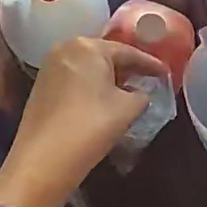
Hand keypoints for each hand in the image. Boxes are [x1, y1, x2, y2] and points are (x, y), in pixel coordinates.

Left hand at [0, 37, 167, 206]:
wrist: (43, 160)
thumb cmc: (90, 126)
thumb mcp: (128, 109)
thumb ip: (141, 95)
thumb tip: (140, 92)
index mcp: (88, 46)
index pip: (128, 51)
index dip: (150, 64)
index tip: (166, 73)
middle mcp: (65, 48)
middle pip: (104, 55)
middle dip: (127, 68)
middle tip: (148, 80)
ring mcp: (49, 67)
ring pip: (87, 67)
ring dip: (107, 77)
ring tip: (127, 91)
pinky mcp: (40, 86)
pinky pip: (74, 79)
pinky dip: (90, 86)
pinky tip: (101, 100)